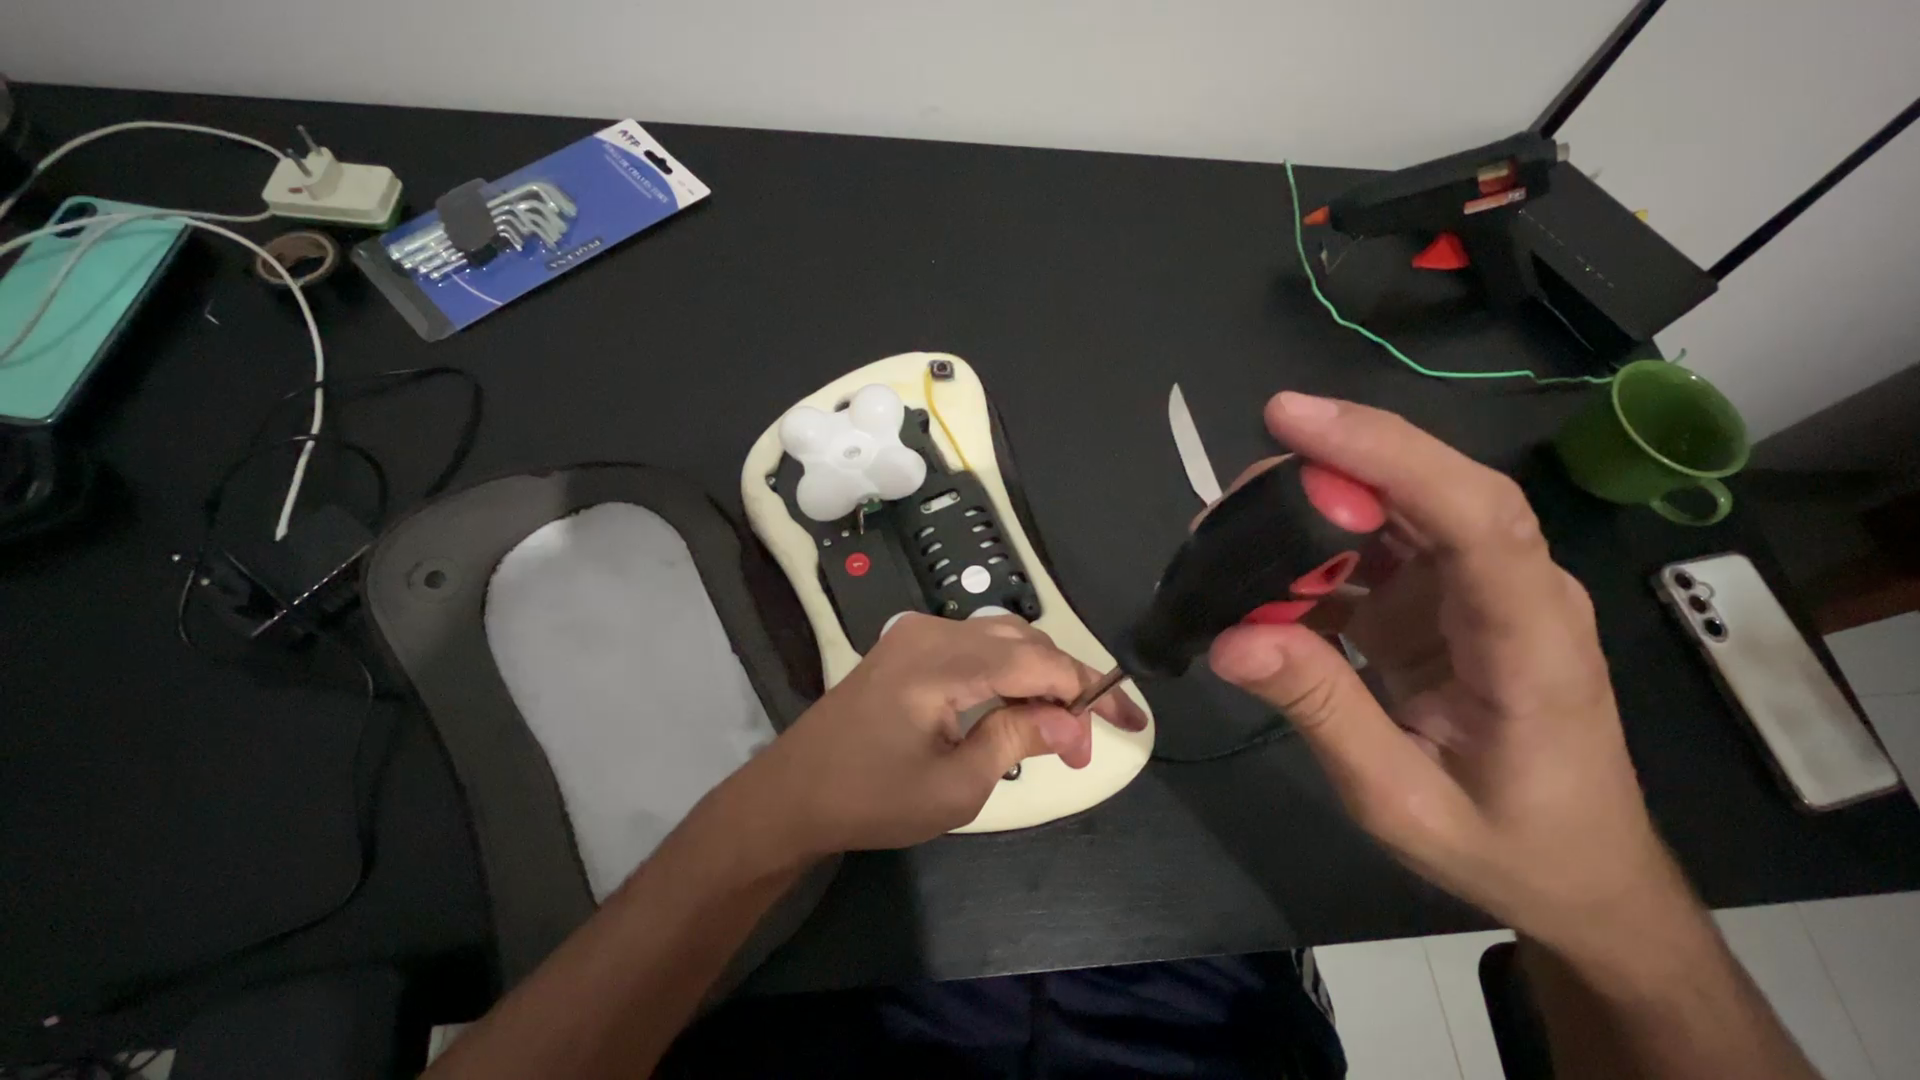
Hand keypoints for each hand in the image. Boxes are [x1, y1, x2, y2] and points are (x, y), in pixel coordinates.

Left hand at [733, 614, 1146, 856]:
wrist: (793, 793)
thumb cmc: (872, 799)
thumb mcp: (956, 785)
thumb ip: (1018, 739)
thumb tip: (1076, 724)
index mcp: (942, 663)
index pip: (1038, 661)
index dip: (1089, 691)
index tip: (1127, 725)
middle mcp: (932, 632)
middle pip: (1024, 641)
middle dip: (1066, 684)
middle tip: (1086, 740)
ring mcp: (914, 634)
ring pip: (1001, 638)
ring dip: (1038, 674)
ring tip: (1060, 726)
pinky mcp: (905, 646)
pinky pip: (973, 644)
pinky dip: (1006, 669)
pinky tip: (1018, 704)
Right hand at [1206, 391, 1688, 954]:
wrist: (1578, 874)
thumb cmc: (1509, 844)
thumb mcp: (1402, 800)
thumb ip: (1323, 712)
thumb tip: (1230, 641)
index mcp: (1530, 641)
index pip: (1472, 513)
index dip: (1383, 452)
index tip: (1290, 418)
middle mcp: (1513, 591)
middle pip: (1427, 491)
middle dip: (1323, 474)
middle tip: (1227, 507)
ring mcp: (1477, 592)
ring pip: (1393, 513)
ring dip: (1307, 516)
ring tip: (1225, 543)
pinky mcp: (1443, 603)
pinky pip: (1373, 555)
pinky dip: (1310, 560)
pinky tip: (1258, 583)